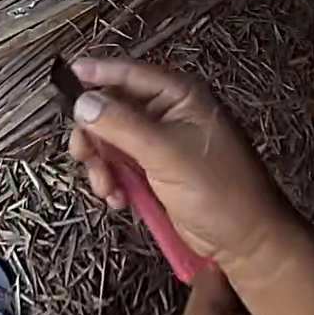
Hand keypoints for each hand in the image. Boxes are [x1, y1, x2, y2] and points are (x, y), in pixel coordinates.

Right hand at [66, 58, 296, 271]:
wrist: (245, 241)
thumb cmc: (216, 188)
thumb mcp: (166, 153)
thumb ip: (121, 126)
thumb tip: (82, 101)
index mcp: (178, 95)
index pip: (131, 74)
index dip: (98, 72)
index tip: (68, 73)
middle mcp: (167, 112)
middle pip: (113, 108)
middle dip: (95, 134)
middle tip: (83, 156)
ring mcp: (160, 142)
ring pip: (111, 139)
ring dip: (102, 163)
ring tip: (107, 189)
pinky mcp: (155, 169)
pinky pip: (119, 164)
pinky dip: (112, 179)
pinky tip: (118, 199)